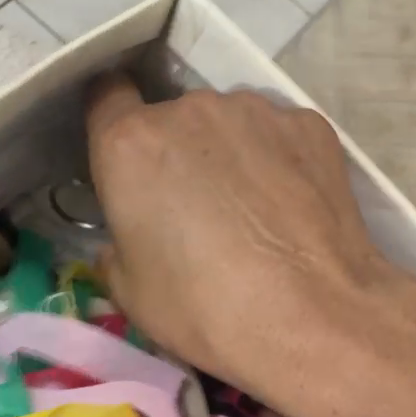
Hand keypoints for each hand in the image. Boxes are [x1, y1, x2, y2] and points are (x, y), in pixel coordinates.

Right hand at [85, 74, 415, 410]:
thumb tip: (130, 237)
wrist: (310, 318)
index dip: (112, 125)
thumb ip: (118, 247)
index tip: (127, 160)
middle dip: (178, 154)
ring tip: (251, 212)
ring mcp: (256, 112)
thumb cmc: (204, 310)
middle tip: (195, 210)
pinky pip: (278, 136)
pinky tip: (289, 209)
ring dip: (229, 155)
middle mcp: (190, 110)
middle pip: (173, 118)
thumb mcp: (131, 293)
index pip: (105, 98)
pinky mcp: (310, 125)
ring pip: (229, 125)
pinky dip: (277, 162)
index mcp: (131, 145)